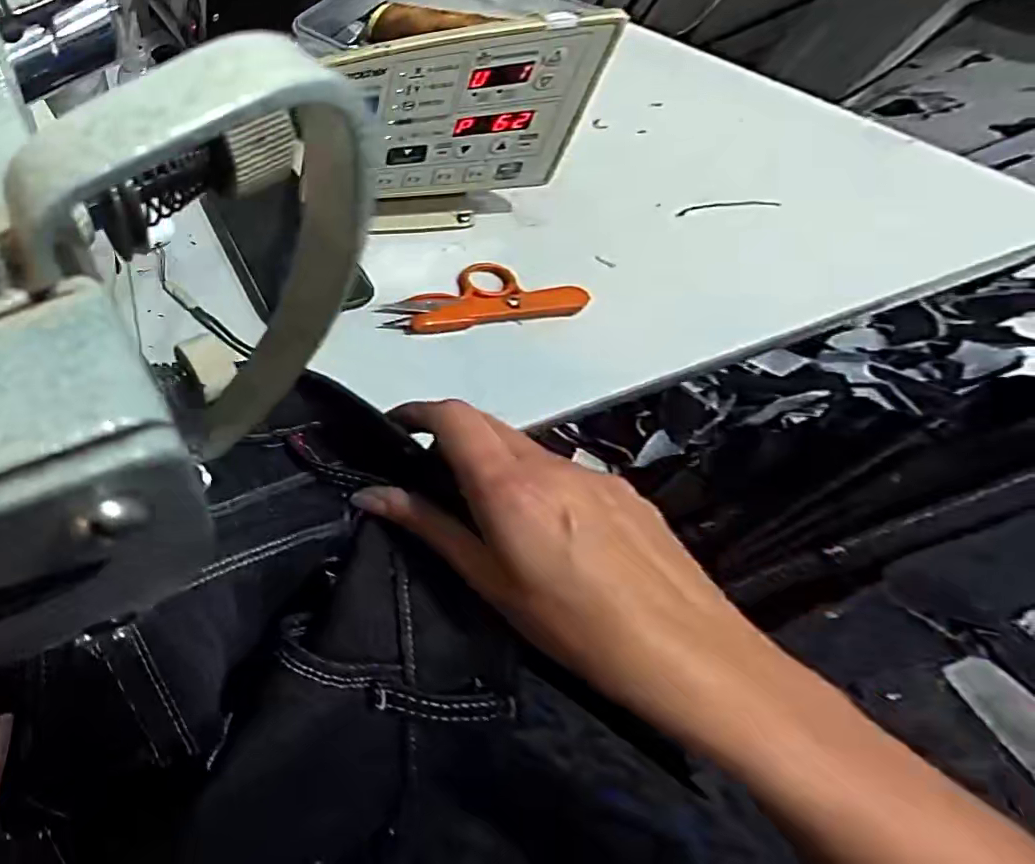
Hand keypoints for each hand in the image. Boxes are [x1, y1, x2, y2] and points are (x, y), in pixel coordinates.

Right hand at [358, 400, 1034, 863]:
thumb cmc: (576, 627)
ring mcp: (595, 476)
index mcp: (509, 483)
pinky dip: (535, 479)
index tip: (394, 426)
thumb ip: (428, 526)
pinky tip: (548, 530)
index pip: (454, 416)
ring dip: (493, 459)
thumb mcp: (488, 581)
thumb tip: (371, 493)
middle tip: (427, 471)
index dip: (417, 410)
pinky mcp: (628, 494)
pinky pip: (564, 470)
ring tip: (487, 510)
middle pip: (487, 423)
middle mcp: (551, 464)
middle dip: (449, 433)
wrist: (705, 666)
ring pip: (526, 447)